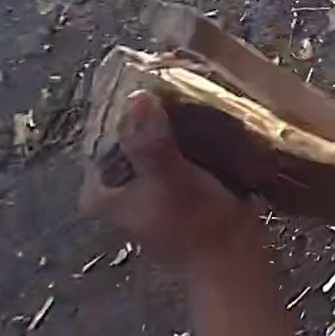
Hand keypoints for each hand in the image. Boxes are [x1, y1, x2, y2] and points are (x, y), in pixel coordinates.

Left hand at [79, 90, 258, 271]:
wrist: (235, 261)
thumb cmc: (197, 225)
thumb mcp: (170, 181)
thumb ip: (150, 143)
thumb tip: (137, 97)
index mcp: (99, 190)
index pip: (103, 130)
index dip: (126, 102)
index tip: (153, 74)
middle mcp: (116, 186)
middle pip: (129, 131)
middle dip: (152, 107)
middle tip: (177, 76)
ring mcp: (145, 185)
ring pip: (153, 137)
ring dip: (171, 117)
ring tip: (192, 87)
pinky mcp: (173, 184)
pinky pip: (173, 146)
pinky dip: (186, 131)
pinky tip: (205, 112)